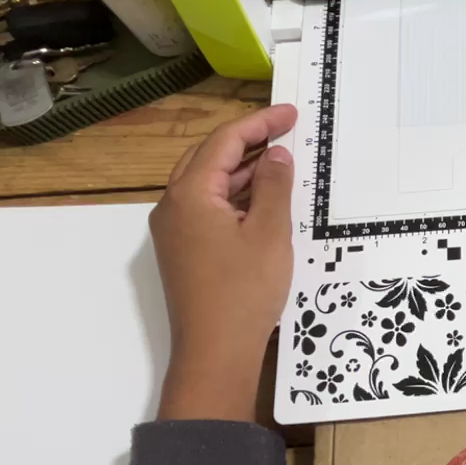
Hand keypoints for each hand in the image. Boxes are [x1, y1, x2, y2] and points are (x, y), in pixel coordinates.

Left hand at [149, 104, 297, 421]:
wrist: (216, 350)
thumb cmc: (244, 290)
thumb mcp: (269, 234)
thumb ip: (274, 187)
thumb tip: (276, 155)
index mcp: (190, 195)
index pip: (224, 143)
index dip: (259, 124)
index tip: (291, 113)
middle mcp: (174, 206)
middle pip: (209, 158)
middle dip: (247, 141)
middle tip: (286, 130)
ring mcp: (176, 230)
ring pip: (209, 184)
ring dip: (243, 169)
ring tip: (282, 160)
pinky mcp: (186, 250)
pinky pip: (210, 207)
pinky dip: (237, 195)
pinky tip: (264, 199)